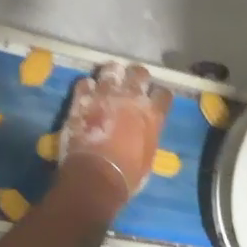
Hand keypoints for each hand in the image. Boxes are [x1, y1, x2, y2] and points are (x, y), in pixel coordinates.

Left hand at [58, 63, 172, 200]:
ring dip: (113, 74)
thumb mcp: (148, 159)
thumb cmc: (127, 176)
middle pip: (139, 73)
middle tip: (134, 85)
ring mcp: (105, 94)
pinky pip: (85, 82)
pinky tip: (88, 93)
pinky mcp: (82, 99)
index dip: (160, 96)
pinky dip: (87, 87)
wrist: (95, 177)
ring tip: (111, 81)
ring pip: (112, 69)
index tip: (156, 101)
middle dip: (138, 77)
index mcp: (152, 114)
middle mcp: (131, 97)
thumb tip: (144, 132)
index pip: (163, 94)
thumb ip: (148, 136)